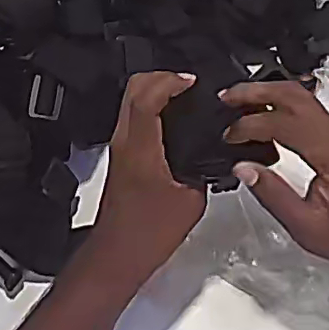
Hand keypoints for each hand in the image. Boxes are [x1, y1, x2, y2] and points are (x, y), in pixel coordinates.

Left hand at [73, 72, 206, 298]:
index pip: (146, 98)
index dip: (169, 81)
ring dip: (155, 90)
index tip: (190, 81)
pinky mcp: (120, 154)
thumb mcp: (190, 200)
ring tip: (183, 97)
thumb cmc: (147, 233)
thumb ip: (201, 168)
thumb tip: (209, 153)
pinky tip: (172, 120)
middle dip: (161, 77)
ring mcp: (118, 145)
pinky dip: (150, 106)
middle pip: (133, 88)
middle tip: (187, 83)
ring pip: (129, 99)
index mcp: (140, 148)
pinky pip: (132, 115)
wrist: (118, 252)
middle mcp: (123, 140)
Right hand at [221, 81, 328, 277]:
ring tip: (236, 100)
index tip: (229, 138)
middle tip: (224, 98)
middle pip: (292, 94)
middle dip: (254, 91)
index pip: (282, 122)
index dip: (249, 126)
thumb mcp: (308, 227)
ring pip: (299, 94)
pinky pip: (305, 105)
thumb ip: (272, 194)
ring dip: (265, 91)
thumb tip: (242, 167)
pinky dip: (278, 100)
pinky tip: (261, 110)